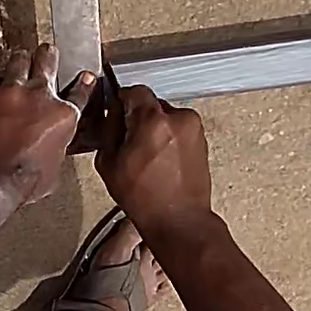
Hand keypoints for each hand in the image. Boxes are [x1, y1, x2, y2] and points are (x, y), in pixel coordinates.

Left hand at [0, 43, 94, 211]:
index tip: (87, 77)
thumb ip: (57, 146)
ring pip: (18, 59)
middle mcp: (41, 97)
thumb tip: (53, 145)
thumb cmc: (23, 182)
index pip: (80, 94)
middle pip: (48, 61)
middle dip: (49, 55)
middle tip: (47, 52)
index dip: (85, 84)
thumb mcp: (54, 166)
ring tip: (19, 57)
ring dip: (20, 59)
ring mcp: (12, 92)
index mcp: (64, 116)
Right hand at [96, 85, 213, 239]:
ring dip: (154, 128)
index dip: (121, 101)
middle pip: (151, 104)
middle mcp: (178, 119)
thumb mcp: (109, 163)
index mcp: (153, 121)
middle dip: (138, 118)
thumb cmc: (146, 199)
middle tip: (128, 140)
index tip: (116, 111)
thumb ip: (109, 130)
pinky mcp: (202, 140)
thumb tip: (113, 114)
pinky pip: (178, 129)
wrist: (179, 220)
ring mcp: (193, 129)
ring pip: (165, 117)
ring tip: (146, 156)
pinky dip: (168, 138)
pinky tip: (159, 160)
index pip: (134, 91)